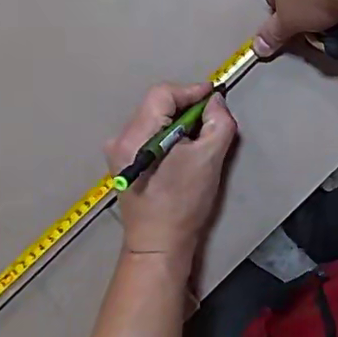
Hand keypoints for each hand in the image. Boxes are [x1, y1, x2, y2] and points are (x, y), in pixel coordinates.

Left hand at [104, 83, 237, 259]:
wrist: (158, 245)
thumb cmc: (183, 204)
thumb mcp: (210, 159)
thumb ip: (218, 123)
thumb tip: (215, 101)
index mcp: (136, 135)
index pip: (163, 94)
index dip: (191, 91)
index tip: (213, 97)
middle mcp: (121, 138)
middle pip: (157, 105)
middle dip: (186, 108)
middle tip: (210, 119)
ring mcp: (118, 152)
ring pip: (153, 119)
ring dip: (177, 122)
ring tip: (198, 139)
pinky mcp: (123, 162)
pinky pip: (148, 135)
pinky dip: (168, 135)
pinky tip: (183, 152)